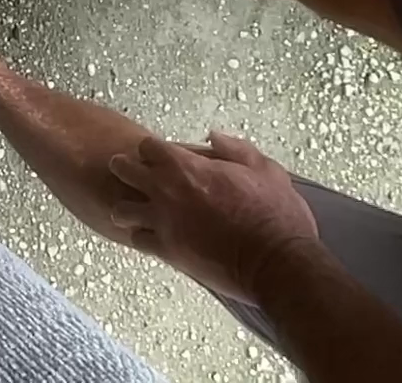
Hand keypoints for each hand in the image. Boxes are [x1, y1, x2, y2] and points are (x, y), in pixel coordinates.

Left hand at [108, 132, 316, 302]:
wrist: (281, 265)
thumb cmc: (277, 218)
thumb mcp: (267, 171)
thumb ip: (236, 148)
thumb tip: (213, 136)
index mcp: (185, 167)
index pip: (147, 146)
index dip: (154, 151)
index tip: (162, 159)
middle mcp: (165, 189)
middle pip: (121, 167)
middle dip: (125, 169)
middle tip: (136, 177)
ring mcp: (162, 220)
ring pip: (121, 208)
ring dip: (128, 208)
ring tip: (138, 211)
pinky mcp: (167, 249)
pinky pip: (137, 239)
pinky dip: (142, 238)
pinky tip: (153, 237)